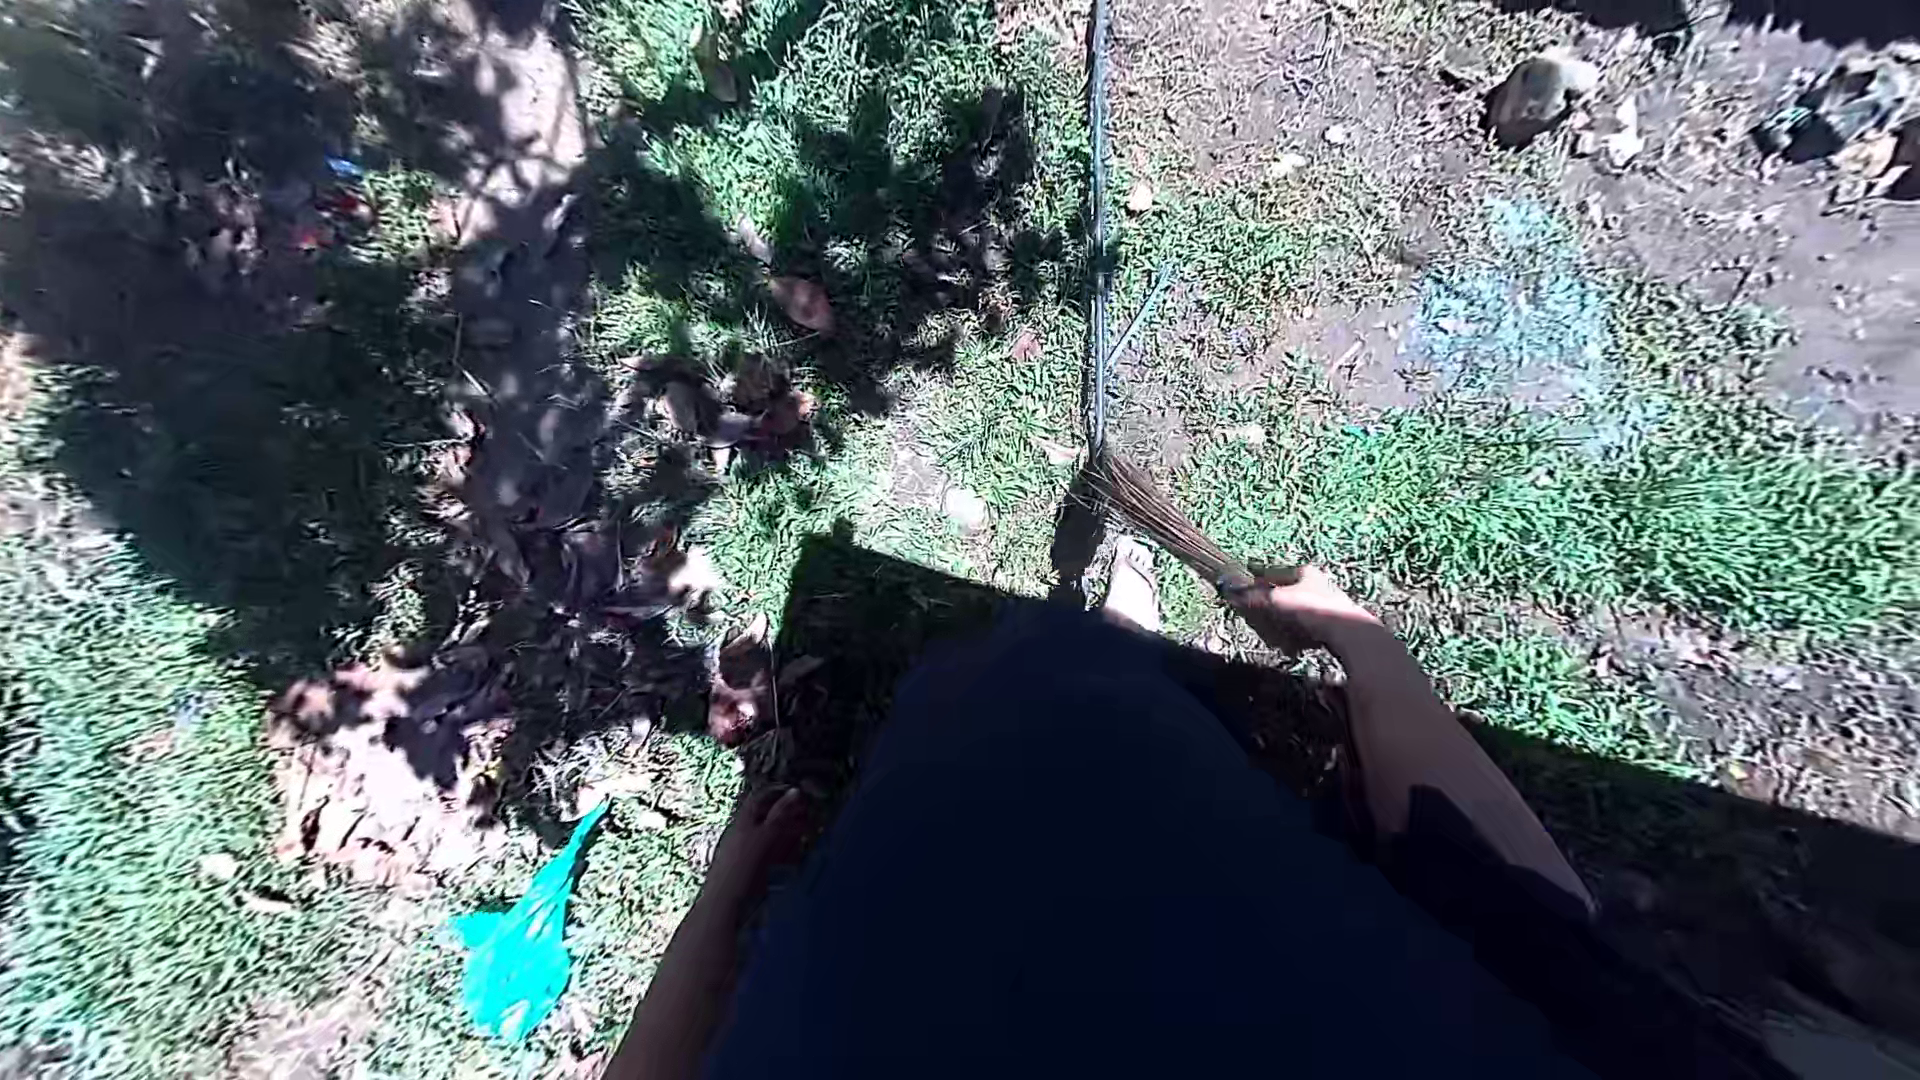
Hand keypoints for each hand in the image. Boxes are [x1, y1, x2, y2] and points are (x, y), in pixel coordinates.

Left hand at [701, 785, 808, 919]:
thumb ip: (780, 814)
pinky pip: (773, 856)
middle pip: (768, 817)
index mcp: (742, 822)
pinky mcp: (753, 872)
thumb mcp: (763, 835)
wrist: (723, 908)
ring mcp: (747, 854)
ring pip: (772, 836)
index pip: (760, 798)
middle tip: (809, 813)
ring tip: (808, 832)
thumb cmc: (741, 865)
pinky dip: (787, 852)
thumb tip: (796, 791)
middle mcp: (743, 834)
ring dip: (791, 832)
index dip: (778, 792)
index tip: (798, 792)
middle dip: (789, 814)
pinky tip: (798, 855)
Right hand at [1223, 564, 1381, 652]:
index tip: (1241, 590)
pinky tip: (1292, 644)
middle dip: (1269, 607)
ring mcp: (1326, 602)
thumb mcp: (1276, 599)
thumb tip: (1230, 591)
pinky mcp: (1333, 622)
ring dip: (1282, 624)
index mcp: (1303, 572)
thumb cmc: (1311, 608)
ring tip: (1275, 635)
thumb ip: (1253, 595)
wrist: (1350, 633)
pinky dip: (1296, 634)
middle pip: (1283, 592)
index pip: (1272, 572)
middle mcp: (1316, 583)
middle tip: (1258, 617)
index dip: (1255, 580)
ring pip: (1294, 611)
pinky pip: (1306, 626)